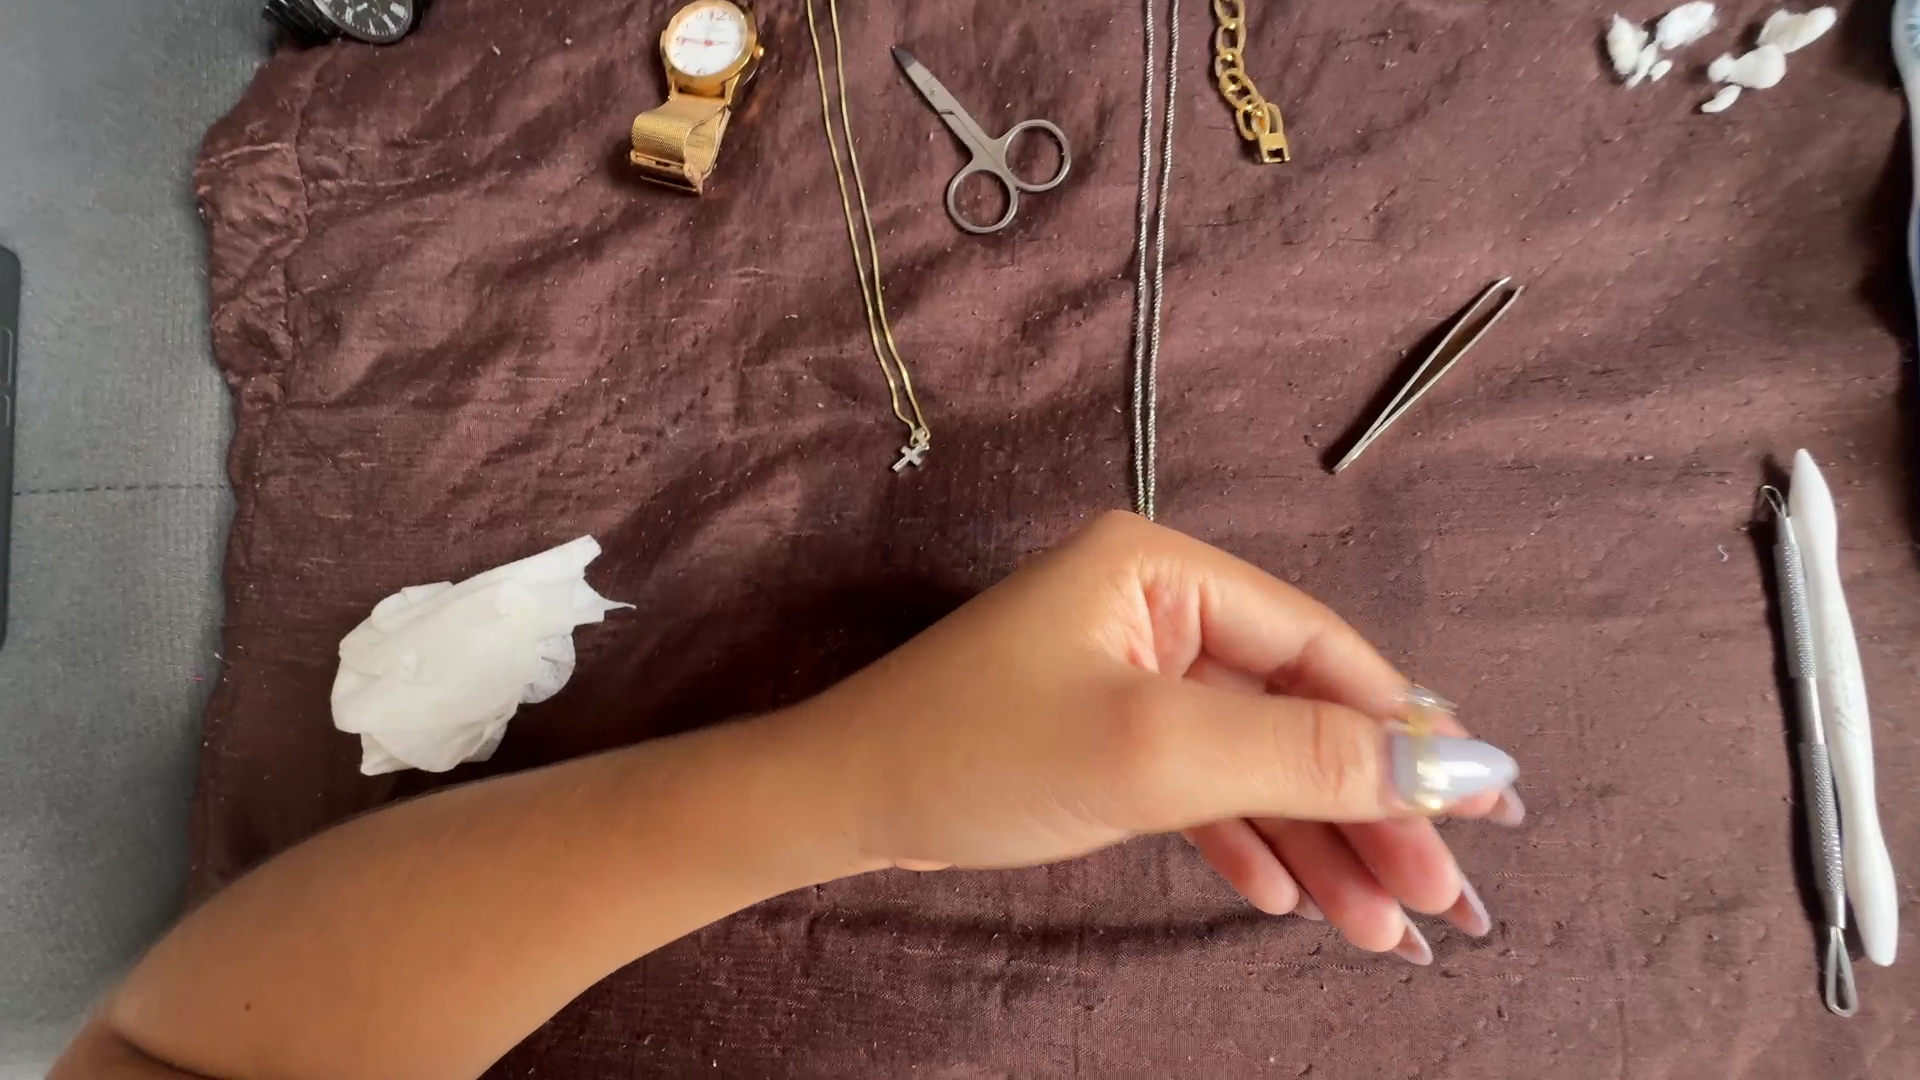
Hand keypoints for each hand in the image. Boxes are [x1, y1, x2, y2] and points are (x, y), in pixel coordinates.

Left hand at [793, 512, 1522, 960]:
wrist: (852, 797)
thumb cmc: (988, 751)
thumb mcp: (1154, 751)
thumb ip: (1305, 755)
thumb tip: (1458, 762)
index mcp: (1157, 570)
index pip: (1311, 644)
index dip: (1402, 728)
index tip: (1486, 812)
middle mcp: (1149, 607)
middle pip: (1288, 705)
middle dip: (1363, 803)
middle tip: (1445, 901)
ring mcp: (1127, 671)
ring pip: (1246, 754)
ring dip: (1313, 837)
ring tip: (1383, 930)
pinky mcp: (1105, 728)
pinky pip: (1195, 778)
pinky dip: (1241, 835)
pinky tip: (1288, 895)